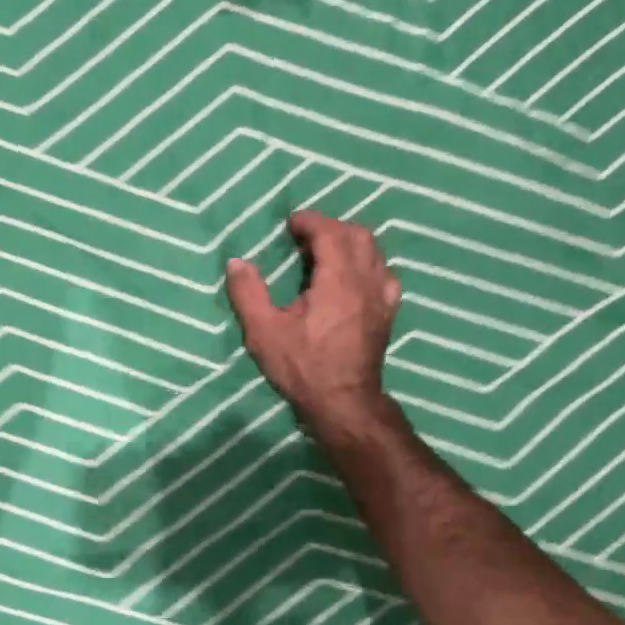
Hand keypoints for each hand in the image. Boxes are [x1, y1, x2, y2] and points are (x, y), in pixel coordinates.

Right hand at [225, 211, 402, 444]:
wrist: (343, 402)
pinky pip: (385, 274)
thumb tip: (236, 262)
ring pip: (375, 252)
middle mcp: (366, 281)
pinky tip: (353, 278)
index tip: (291, 223)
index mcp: (338, 281)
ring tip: (326, 253)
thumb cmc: (302, 366)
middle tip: (305, 236)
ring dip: (351, 243)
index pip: (331, 233)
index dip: (311, 221)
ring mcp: (382, 297)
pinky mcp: (387, 313)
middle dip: (331, 227)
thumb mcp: (264, 332)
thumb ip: (248, 293)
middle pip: (358, 235)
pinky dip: (368, 264)